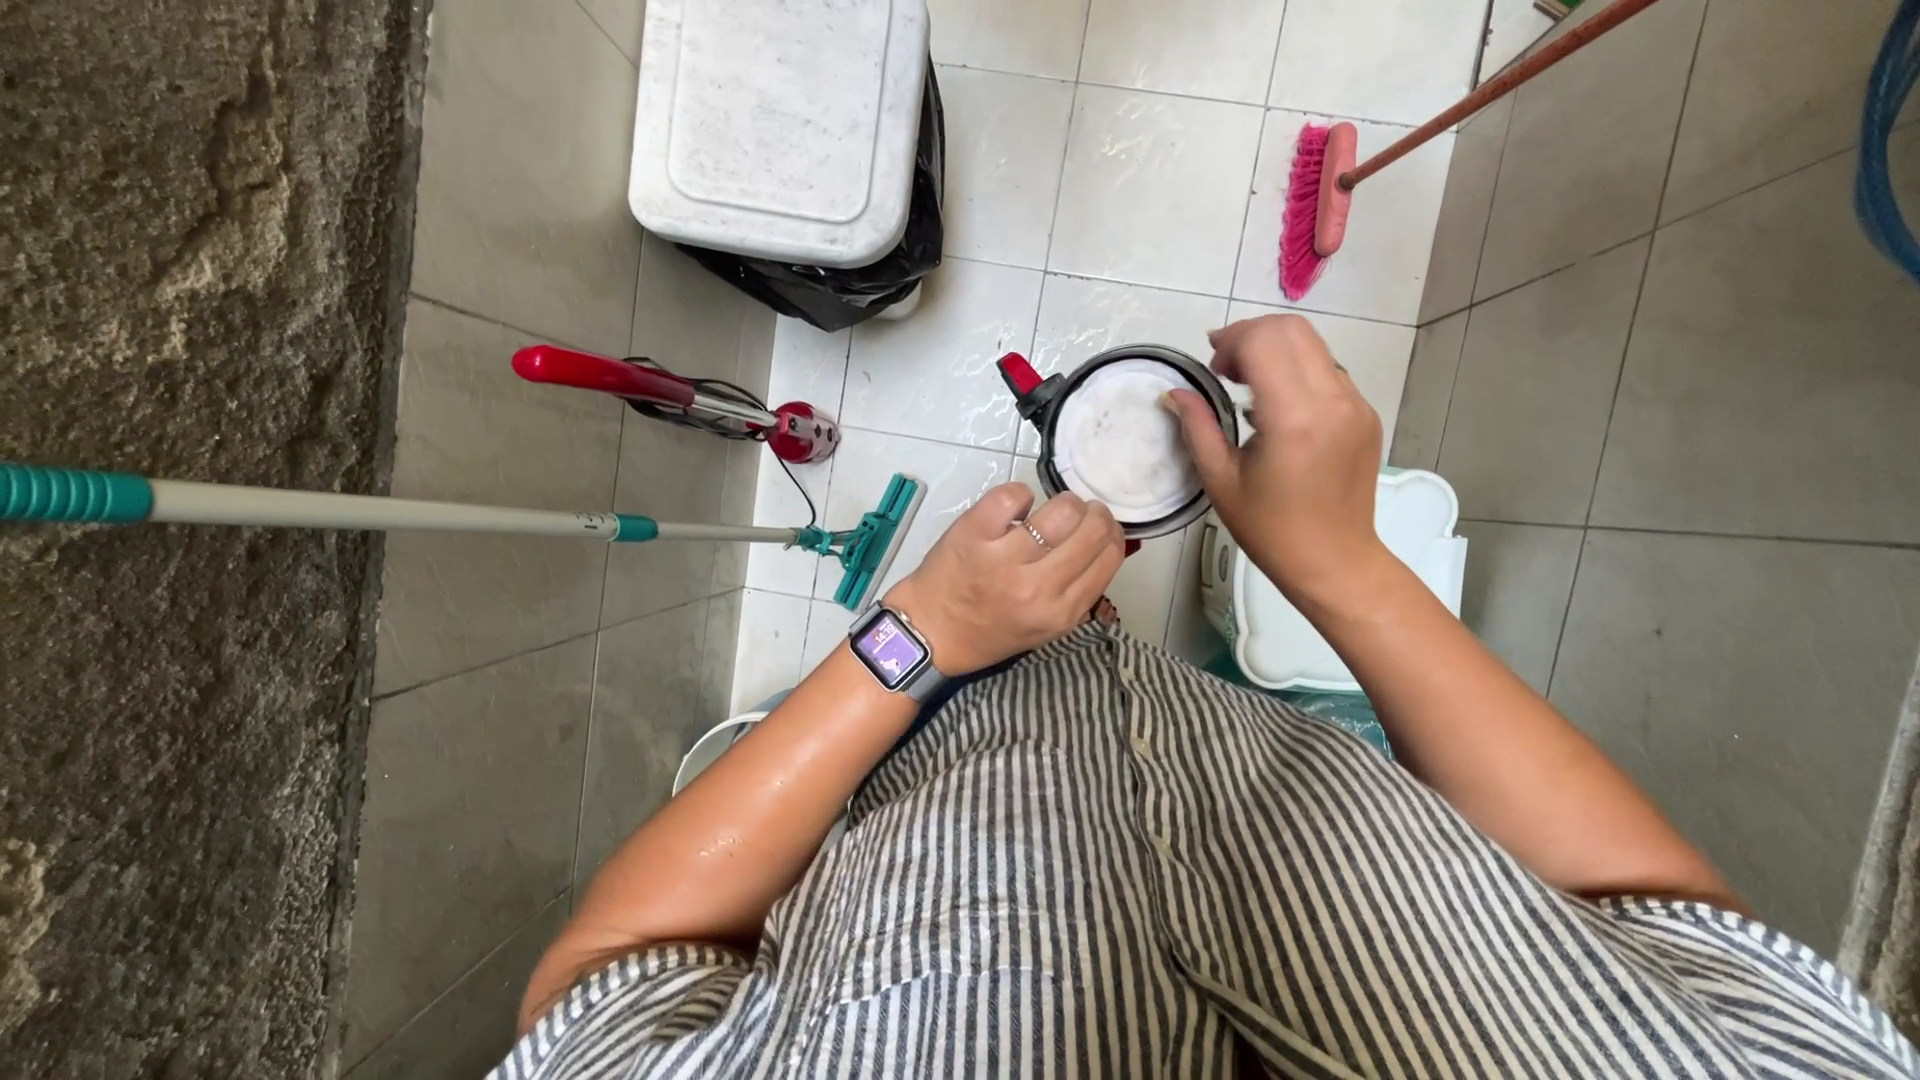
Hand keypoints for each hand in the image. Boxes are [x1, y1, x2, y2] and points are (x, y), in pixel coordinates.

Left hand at [882, 484, 1124, 673]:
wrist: (931, 631)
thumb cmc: (993, 629)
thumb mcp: (1047, 627)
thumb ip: (1080, 591)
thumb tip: (1109, 542)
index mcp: (1061, 611)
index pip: (1109, 556)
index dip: (1112, 533)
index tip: (1102, 527)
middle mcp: (1037, 586)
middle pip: (1093, 529)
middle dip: (1093, 513)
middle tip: (1079, 514)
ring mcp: (1003, 558)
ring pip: (1061, 509)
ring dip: (1063, 502)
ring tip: (1049, 511)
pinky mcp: (974, 533)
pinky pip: (1014, 494)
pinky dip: (1020, 494)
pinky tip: (1015, 508)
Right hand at [1163, 314, 1390, 610]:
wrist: (1334, 560)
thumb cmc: (1270, 529)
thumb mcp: (1221, 480)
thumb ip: (1197, 427)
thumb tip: (1175, 393)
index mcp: (1294, 418)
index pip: (1265, 341)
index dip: (1231, 341)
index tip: (1212, 368)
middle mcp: (1332, 400)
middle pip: (1292, 329)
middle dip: (1252, 335)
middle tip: (1224, 367)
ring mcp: (1356, 404)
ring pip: (1313, 345)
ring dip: (1275, 350)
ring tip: (1247, 384)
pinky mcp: (1365, 414)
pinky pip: (1328, 371)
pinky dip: (1297, 371)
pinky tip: (1276, 405)